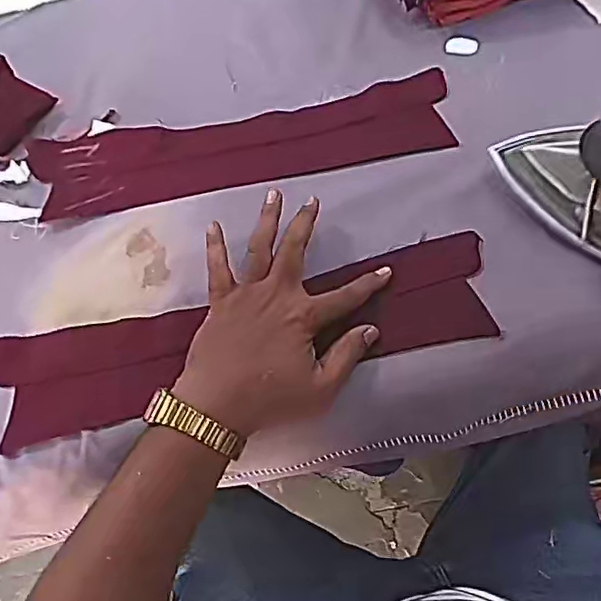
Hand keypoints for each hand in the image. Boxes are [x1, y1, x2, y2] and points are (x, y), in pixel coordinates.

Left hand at [170, 191, 388, 437]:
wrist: (215, 405)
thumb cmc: (270, 400)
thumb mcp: (320, 388)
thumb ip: (346, 356)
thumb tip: (369, 331)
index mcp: (302, 317)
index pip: (344, 297)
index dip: (368, 285)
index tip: (386, 270)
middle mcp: (275, 296)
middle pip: (294, 252)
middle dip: (305, 225)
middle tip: (312, 202)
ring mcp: (245, 296)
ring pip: (258, 250)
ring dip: (267, 221)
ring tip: (273, 195)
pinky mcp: (220, 303)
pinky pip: (217, 269)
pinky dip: (216, 247)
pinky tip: (214, 226)